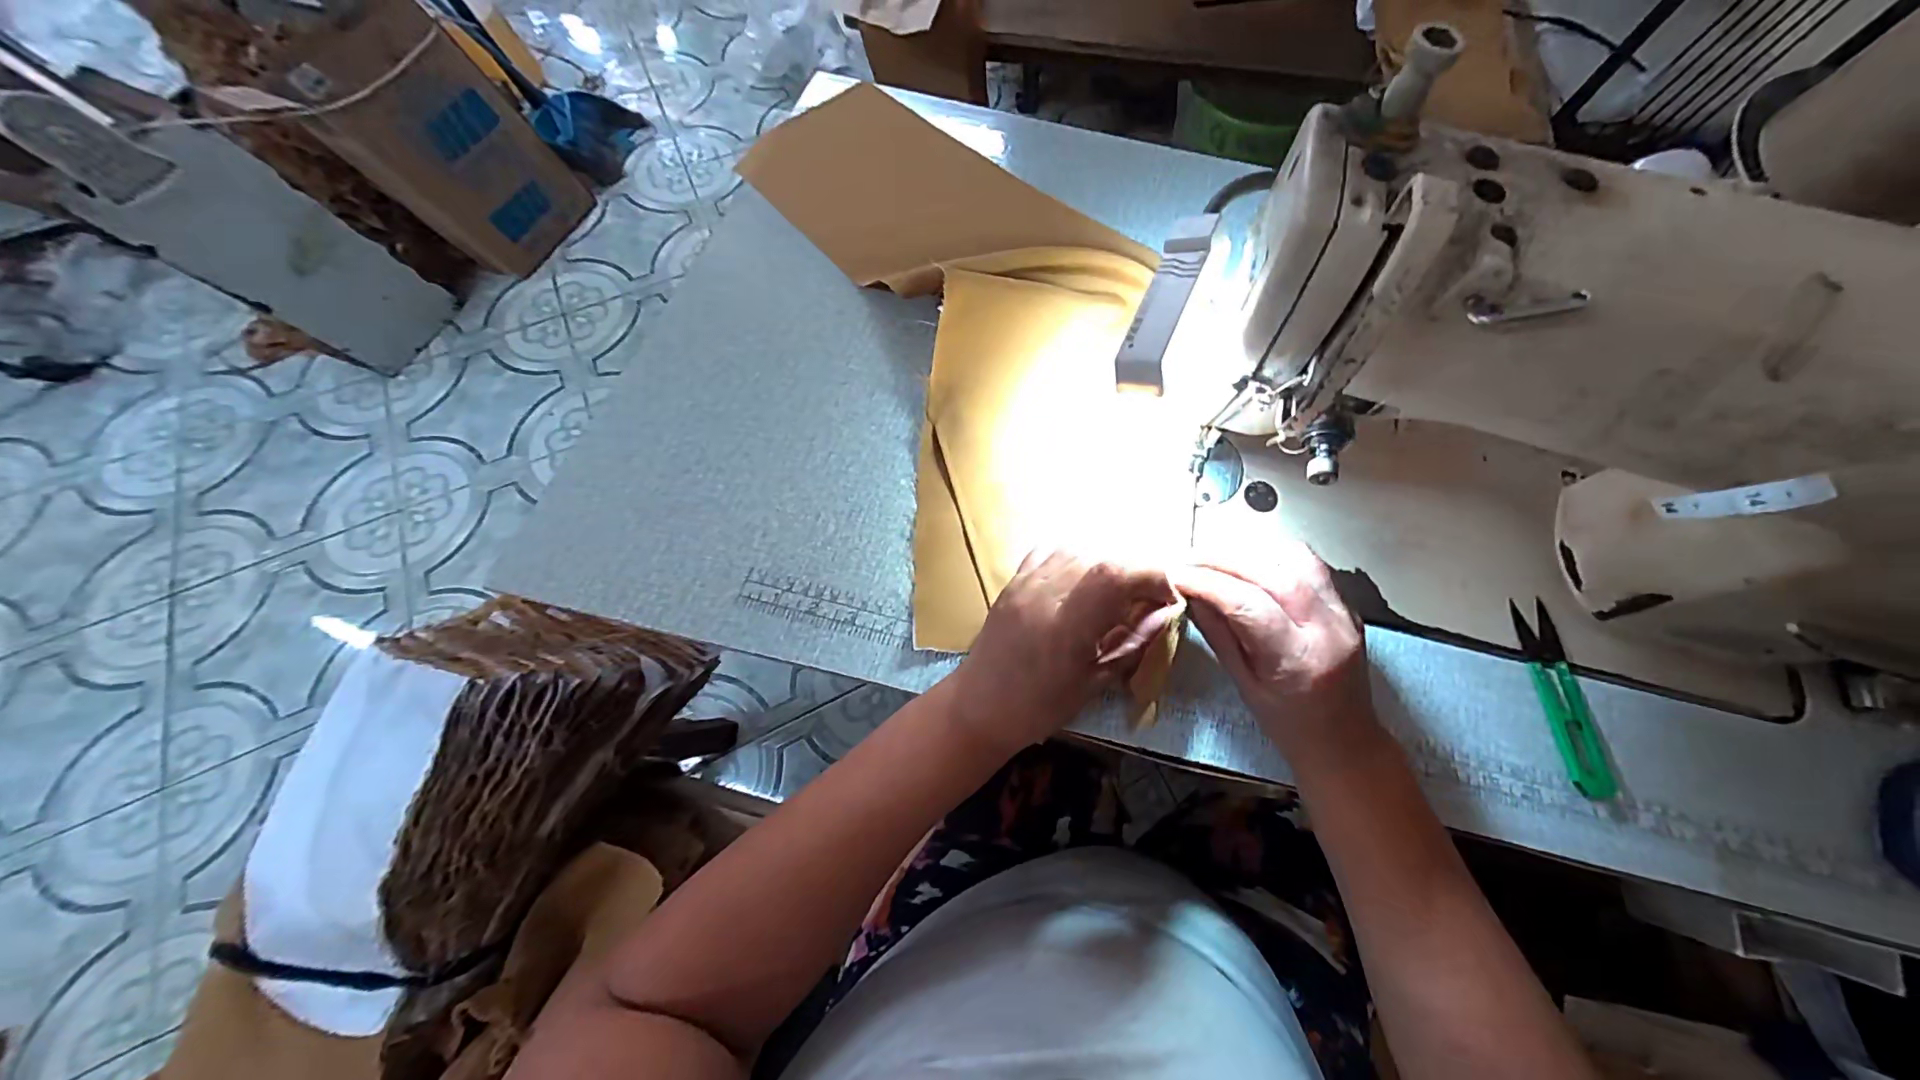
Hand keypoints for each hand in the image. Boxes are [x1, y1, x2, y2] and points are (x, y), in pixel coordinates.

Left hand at [950, 549, 1181, 754]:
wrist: (979, 706)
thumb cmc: (1039, 707)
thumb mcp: (1095, 681)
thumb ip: (1133, 642)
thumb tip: (1166, 612)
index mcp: (1066, 623)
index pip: (1116, 572)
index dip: (1152, 575)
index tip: (1168, 597)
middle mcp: (1044, 592)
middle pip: (1102, 554)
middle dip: (1136, 570)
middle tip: (1148, 597)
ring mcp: (1026, 581)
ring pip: (1078, 547)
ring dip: (1108, 561)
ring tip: (1119, 590)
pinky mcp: (1014, 580)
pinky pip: (1051, 551)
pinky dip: (1077, 557)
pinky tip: (1085, 579)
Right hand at [1173, 540, 1375, 765]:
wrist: (1345, 740)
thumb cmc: (1288, 723)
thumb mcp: (1243, 684)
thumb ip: (1219, 634)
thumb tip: (1190, 594)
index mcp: (1298, 659)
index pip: (1249, 604)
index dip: (1209, 583)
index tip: (1177, 575)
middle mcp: (1328, 628)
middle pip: (1274, 572)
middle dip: (1225, 560)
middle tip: (1189, 559)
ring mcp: (1344, 613)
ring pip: (1296, 558)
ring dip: (1251, 551)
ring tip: (1216, 557)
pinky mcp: (1346, 604)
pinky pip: (1309, 565)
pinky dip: (1273, 556)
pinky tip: (1249, 563)